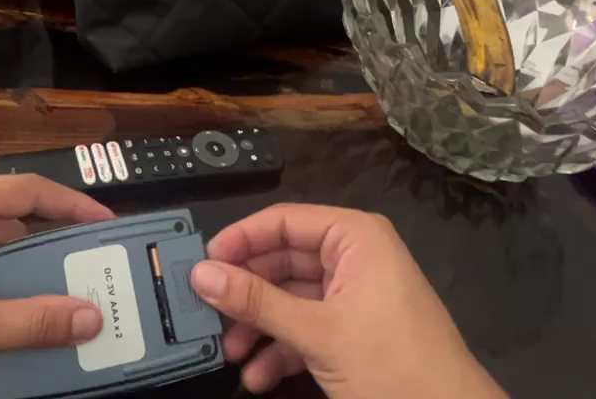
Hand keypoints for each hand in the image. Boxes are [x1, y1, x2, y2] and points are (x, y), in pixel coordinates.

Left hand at [0, 175, 114, 398]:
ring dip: (23, 262)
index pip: (29, 190)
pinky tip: (11, 306)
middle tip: (89, 263)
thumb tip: (90, 316)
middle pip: (11, 212)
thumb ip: (34, 320)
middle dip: (51, 237)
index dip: (72, 205)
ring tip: (59, 290)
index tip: (105, 224)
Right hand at [188, 204, 505, 398]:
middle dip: (248, 293)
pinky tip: (258, 375)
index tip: (204, 263)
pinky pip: (308, 327)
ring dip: (260, 326)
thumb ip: (256, 301)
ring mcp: (355, 295)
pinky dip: (282, 349)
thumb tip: (201, 274)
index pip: (282, 221)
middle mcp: (353, 256)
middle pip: (284, 261)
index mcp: (354, 237)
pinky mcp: (356, 331)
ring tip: (231, 352)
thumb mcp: (317, 334)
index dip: (241, 239)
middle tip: (209, 312)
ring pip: (292, 298)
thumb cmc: (394, 368)